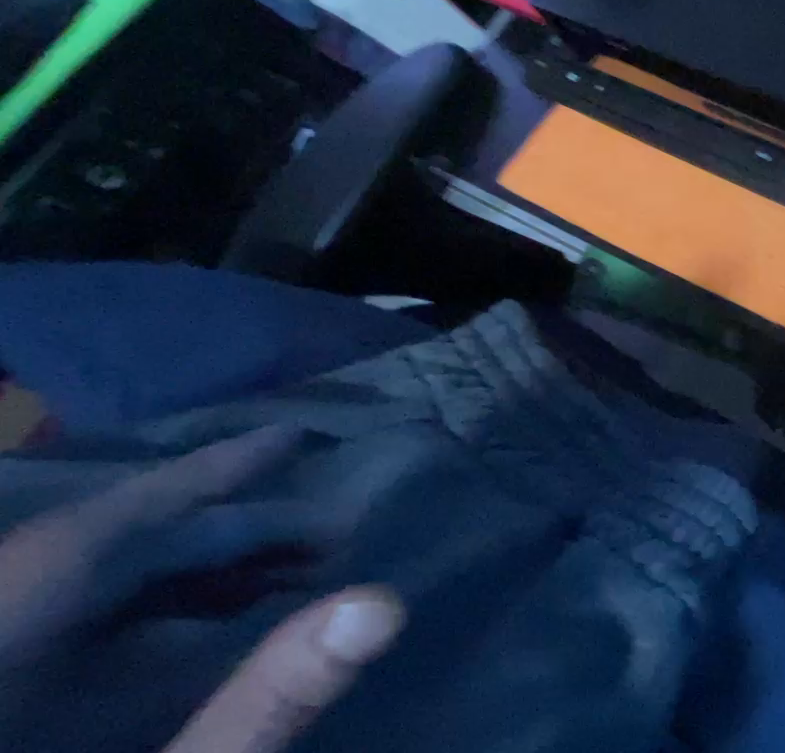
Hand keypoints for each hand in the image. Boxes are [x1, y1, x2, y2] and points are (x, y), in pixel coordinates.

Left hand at [0, 427, 405, 751]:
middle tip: (332, 534)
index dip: (204, 477)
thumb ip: (264, 706)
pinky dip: (145, 625)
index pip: (105, 536)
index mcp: (3, 658)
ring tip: (292, 572)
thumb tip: (382, 604)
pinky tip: (210, 629)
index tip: (293, 438)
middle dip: (224, 539)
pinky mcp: (12, 710)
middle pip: (103, 568)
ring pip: (81, 605)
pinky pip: (61, 644)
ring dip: (191, 580)